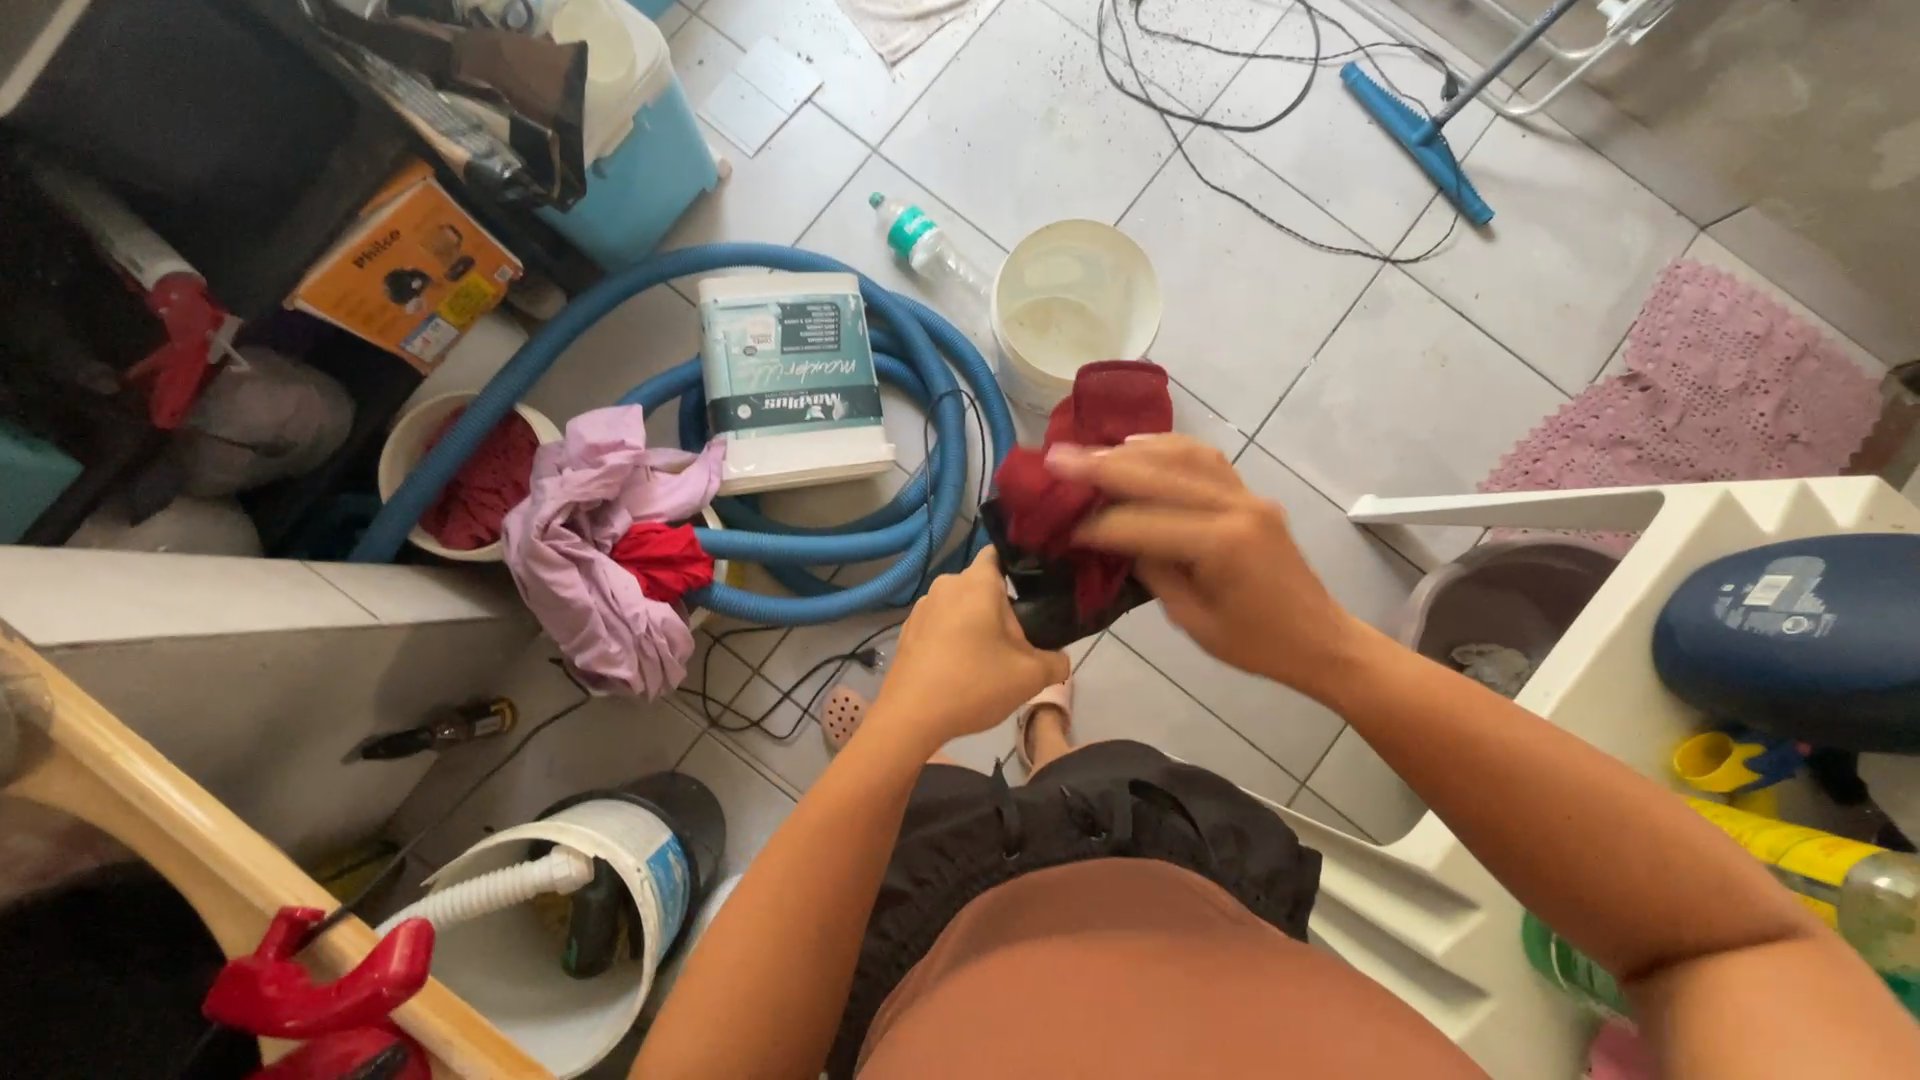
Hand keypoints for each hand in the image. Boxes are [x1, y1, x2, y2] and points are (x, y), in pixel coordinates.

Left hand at [869, 548, 1069, 753]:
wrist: (911, 716)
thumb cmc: (974, 683)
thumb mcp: (1030, 677)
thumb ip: (1056, 662)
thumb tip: (1060, 661)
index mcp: (977, 582)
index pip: (999, 554)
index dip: (1019, 567)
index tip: (1034, 591)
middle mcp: (946, 584)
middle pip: (982, 586)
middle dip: (1001, 608)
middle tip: (1018, 641)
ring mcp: (922, 608)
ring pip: (960, 607)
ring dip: (975, 625)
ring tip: (987, 660)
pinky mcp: (907, 631)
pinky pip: (939, 625)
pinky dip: (952, 639)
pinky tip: (959, 669)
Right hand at [1051, 435, 1364, 698]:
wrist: (1319, 639)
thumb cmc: (1255, 644)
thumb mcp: (1192, 619)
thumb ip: (1153, 570)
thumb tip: (1113, 537)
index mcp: (1221, 544)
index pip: (1141, 523)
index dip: (1096, 525)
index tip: (1059, 526)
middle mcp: (1236, 506)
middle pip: (1158, 474)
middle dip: (1100, 467)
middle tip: (1056, 458)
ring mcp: (1248, 494)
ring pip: (1182, 455)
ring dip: (1131, 450)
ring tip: (1088, 451)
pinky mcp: (1251, 494)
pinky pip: (1205, 458)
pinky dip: (1167, 447)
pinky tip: (1136, 446)